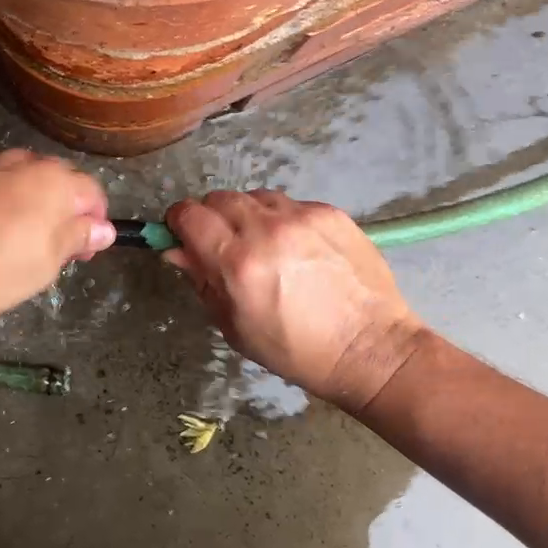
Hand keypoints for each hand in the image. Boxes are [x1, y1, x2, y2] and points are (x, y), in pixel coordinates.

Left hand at [0, 150, 113, 326]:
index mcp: (53, 181)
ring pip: (23, 179)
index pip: (91, 191)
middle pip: (58, 180)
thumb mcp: (47, 263)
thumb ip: (77, 237)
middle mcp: (23, 163)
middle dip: (64, 209)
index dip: (95, 221)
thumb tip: (103, 228)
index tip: (84, 251)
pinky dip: (0, 202)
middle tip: (55, 248)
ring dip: (32, 202)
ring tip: (19, 240)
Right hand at [166, 190, 423, 410]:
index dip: (179, 223)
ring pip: (253, 196)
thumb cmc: (295, 350)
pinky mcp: (329, 213)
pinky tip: (295, 247)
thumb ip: (202, 282)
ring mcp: (301, 217)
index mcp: (237, 262)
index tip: (184, 237)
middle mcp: (266, 230)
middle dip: (211, 218)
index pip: (188, 215)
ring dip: (247, 215)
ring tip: (263, 245)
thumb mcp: (234, 327)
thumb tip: (175, 250)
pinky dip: (282, 219)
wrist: (372, 349)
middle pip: (217, 198)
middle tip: (224, 245)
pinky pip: (289, 203)